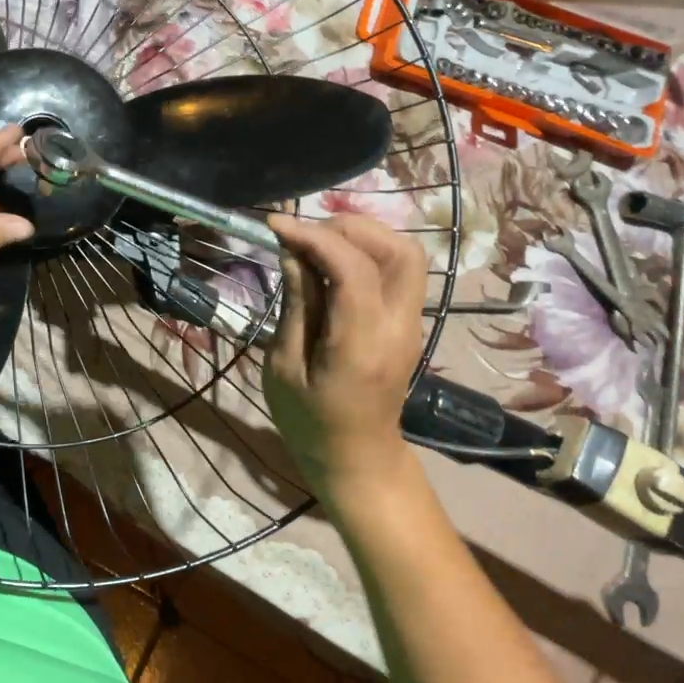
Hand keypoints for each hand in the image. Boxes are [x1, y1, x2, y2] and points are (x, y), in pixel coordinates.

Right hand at [264, 213, 427, 499]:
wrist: (357, 457)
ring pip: (406, 256)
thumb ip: (296, 306)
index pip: (354, 269)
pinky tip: (327, 262)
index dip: (314, 236)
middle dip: (348, 228)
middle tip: (302, 234)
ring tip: (314, 242)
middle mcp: (399, 327)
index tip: (274, 225)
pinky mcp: (406, 323)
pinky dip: (364, 252)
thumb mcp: (282, 366)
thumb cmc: (308, 419)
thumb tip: (294, 254)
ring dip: (361, 236)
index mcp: (362, 343)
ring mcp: (410, 324)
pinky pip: (396, 272)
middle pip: (400, 252)